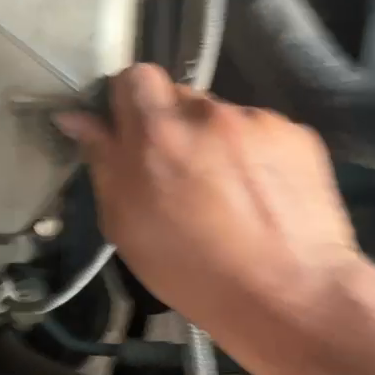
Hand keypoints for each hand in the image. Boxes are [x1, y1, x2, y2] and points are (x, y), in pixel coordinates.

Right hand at [55, 64, 361, 322]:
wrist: (293, 298)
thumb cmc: (193, 270)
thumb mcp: (125, 223)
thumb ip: (102, 160)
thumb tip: (76, 117)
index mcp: (156, 132)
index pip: (133, 76)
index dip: (129, 101)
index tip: (131, 134)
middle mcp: (206, 113)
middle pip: (178, 98)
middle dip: (171, 127)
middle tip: (178, 173)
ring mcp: (257, 121)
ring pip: (220, 117)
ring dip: (213, 141)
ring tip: (225, 192)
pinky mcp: (298, 134)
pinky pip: (260, 132)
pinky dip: (253, 154)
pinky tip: (260, 195)